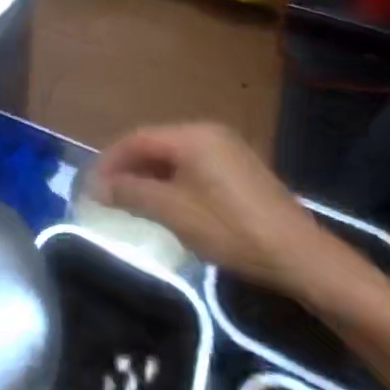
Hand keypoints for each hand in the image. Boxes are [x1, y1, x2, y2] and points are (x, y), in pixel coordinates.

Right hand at [91, 123, 332, 295]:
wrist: (299, 256)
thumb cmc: (231, 230)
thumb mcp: (173, 212)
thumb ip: (131, 193)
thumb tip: (97, 186)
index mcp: (192, 136)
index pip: (137, 139)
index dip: (109, 161)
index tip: (89, 186)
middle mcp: (209, 133)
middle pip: (154, 144)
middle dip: (126, 168)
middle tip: (104, 194)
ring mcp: (227, 149)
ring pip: (172, 156)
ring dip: (146, 176)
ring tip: (126, 200)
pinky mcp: (238, 169)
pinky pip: (191, 166)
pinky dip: (169, 180)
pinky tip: (162, 203)